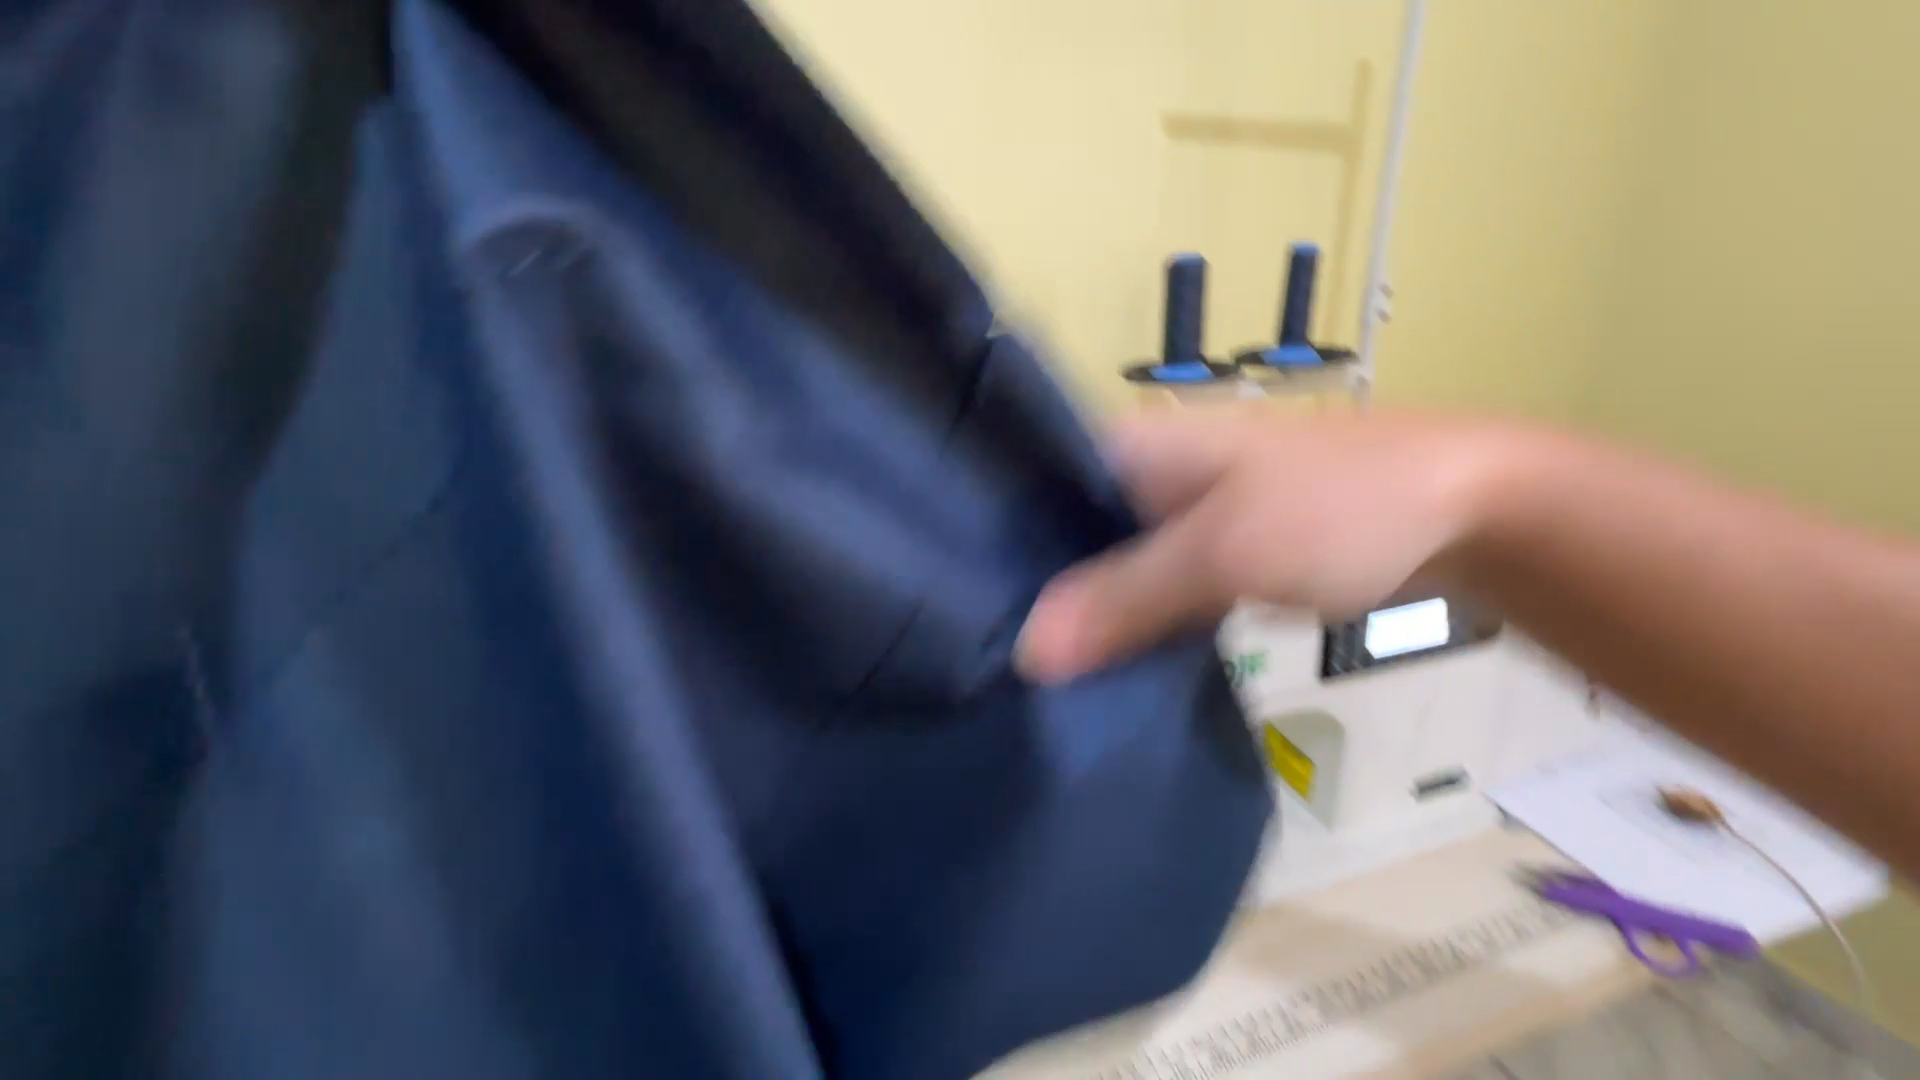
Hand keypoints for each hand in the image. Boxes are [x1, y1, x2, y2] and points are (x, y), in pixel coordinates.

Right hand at [1015, 406, 1521, 682]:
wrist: (1475, 514)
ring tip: (1024, 668)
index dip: (994, 542)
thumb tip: (1026, 653)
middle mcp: (1147, 472)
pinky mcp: (1219, 554)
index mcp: (1133, 443)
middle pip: (1066, 534)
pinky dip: (1133, 623)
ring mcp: (1185, 515)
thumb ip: (1124, 598)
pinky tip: (1098, 666)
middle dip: (1035, 589)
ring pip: (1112, 567)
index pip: (1032, 485)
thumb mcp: (1222, 551)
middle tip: (981, 652)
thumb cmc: (1339, 507)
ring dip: (1085, 613)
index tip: (958, 606)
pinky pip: (1155, 590)